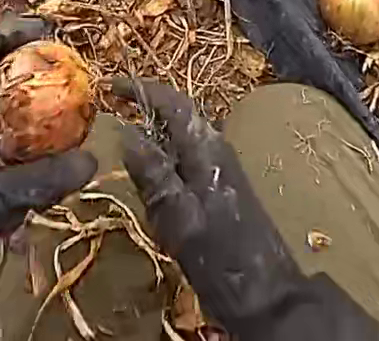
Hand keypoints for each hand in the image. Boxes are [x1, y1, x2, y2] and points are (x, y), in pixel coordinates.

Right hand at [113, 77, 308, 334]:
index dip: (142, 90)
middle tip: (115, 105)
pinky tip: (148, 171)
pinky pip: (186, 155)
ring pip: (182, 134)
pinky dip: (163, 152)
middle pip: (178, 113)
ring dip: (154, 127)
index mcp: (206, 146)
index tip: (113, 86)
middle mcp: (215, 145)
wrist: (266, 293)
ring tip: (124, 133)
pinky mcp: (220, 184)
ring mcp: (220, 164)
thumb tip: (126, 132)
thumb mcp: (178, 217)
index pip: (172, 102)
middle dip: (147, 104)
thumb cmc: (221, 254)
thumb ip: (153, 174)